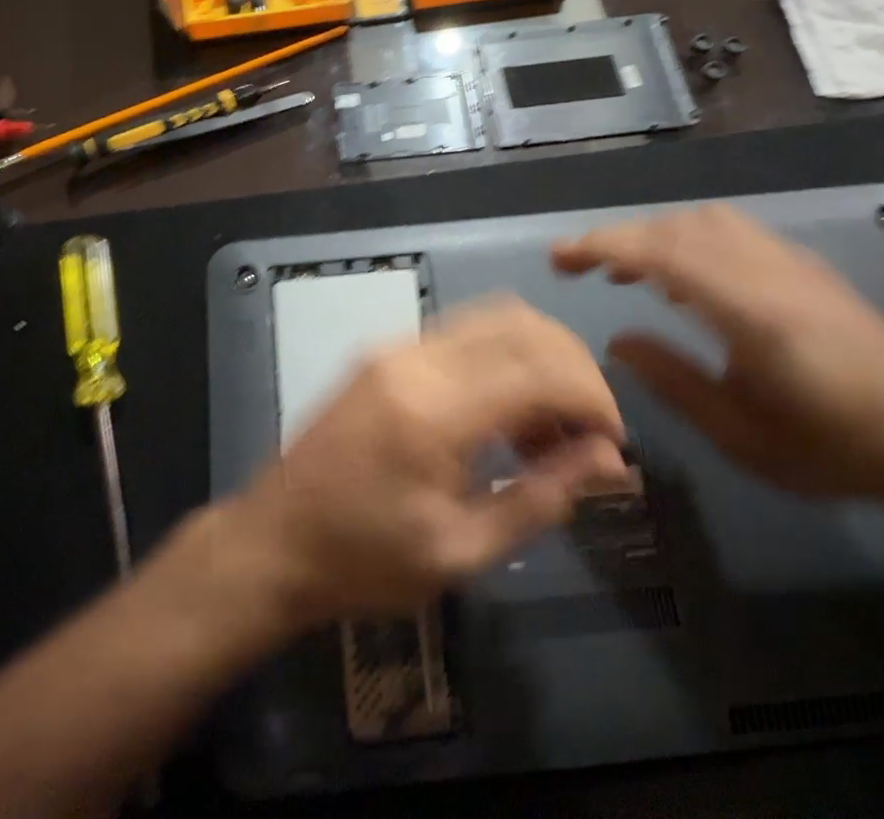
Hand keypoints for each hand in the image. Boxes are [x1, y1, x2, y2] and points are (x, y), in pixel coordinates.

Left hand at [231, 296, 626, 621]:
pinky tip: (508, 419)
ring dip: (540, 361)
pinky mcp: (381, 356)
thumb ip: (538, 499)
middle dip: (575, 370)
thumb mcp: (458, 552)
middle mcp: (414, 359)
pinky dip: (502, 362)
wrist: (270, 545)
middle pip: (525, 326)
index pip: (542, 370)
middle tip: (592, 432)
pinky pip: (462, 336)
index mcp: (433, 410)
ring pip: (495, 320)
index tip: (614, 446)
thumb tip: (605, 460)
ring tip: (552, 432)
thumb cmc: (362, 562)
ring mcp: (393, 349)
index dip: (594, 399)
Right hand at [552, 205, 883, 498]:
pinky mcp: (809, 273)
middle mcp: (774, 273)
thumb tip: (617, 340)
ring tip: (626, 274)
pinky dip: (692, 242)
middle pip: (684, 225)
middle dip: (623, 237)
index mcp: (753, 313)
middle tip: (580, 269)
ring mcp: (796, 266)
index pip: (665, 254)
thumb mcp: (739, 434)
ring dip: (659, 236)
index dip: (604, 246)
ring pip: (712, 222)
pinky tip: (682, 281)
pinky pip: (737, 236)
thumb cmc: (832, 450)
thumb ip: (672, 381)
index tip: (560, 258)